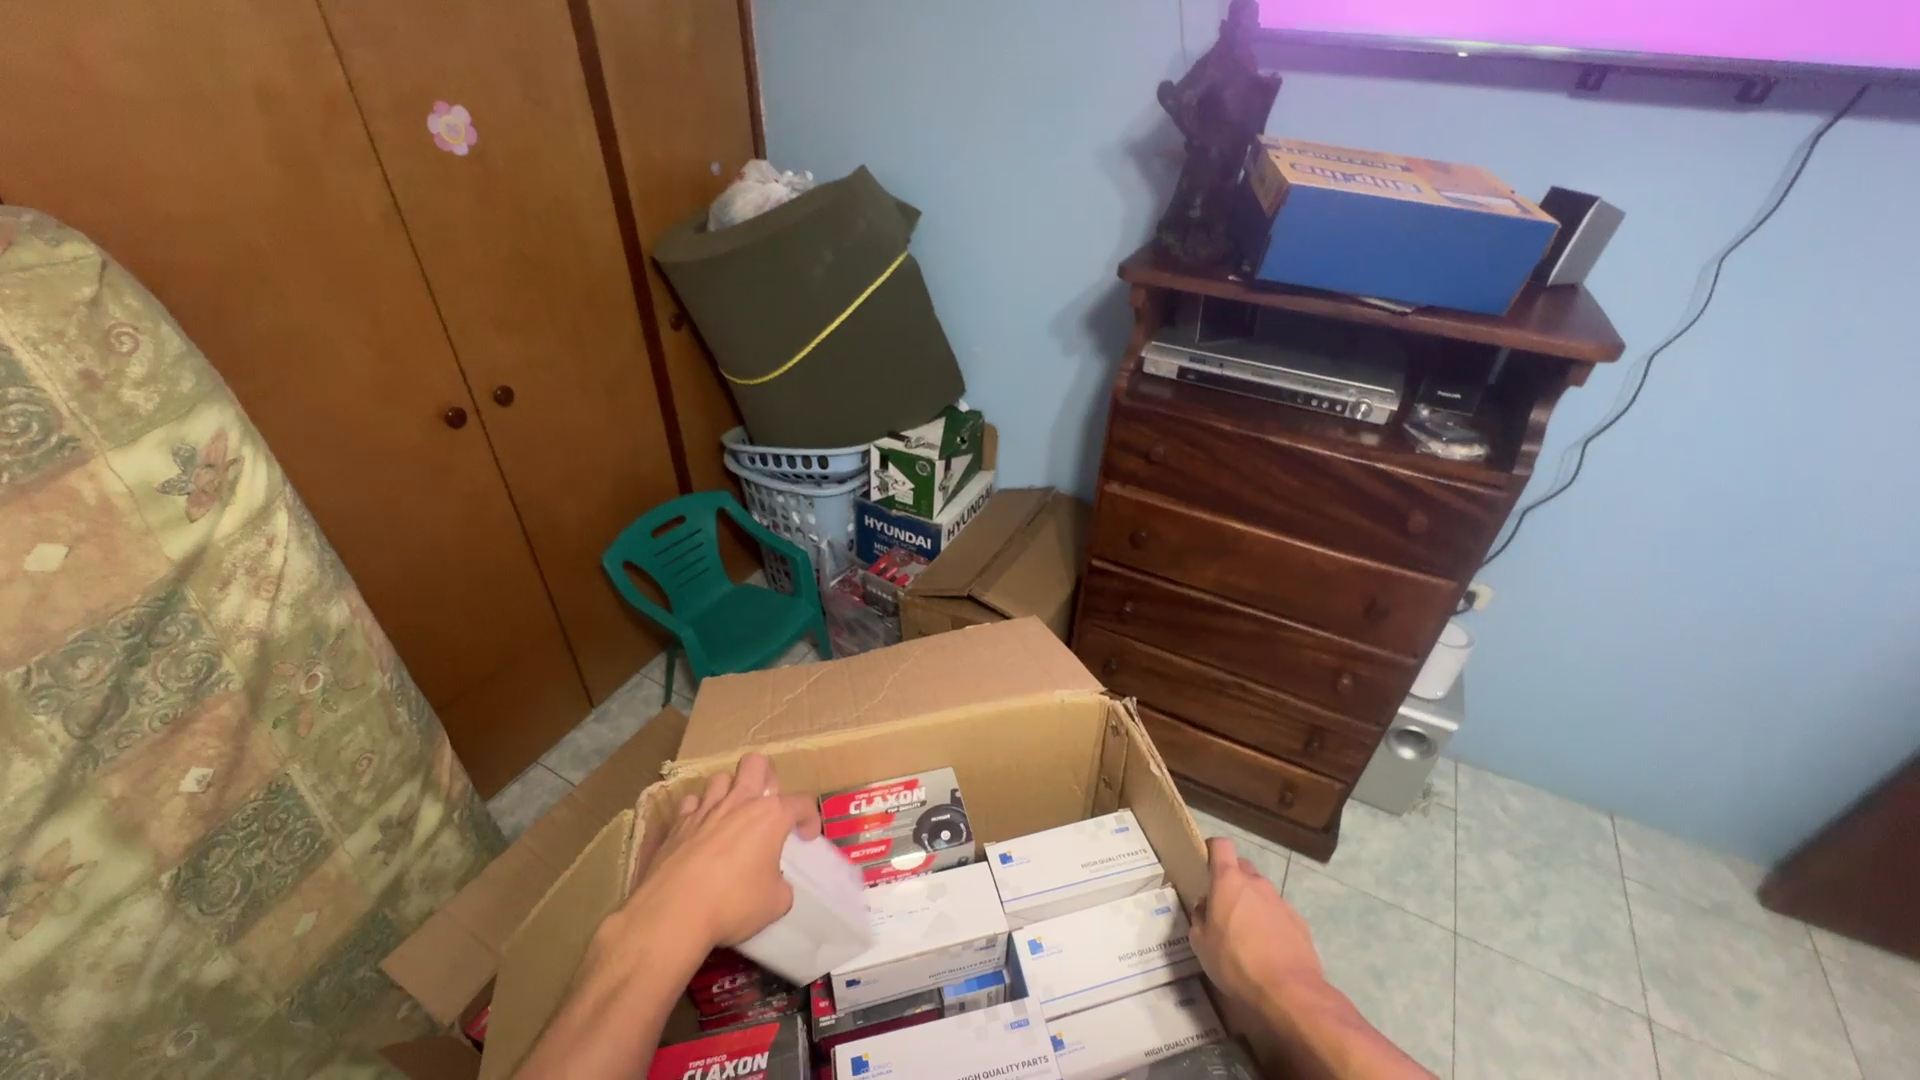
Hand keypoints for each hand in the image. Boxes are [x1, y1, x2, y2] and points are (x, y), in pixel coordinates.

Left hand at [622, 752, 821, 951]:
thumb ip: (781, 885)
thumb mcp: (775, 903)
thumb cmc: (733, 904)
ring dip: (730, 792)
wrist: (672, 913)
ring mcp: (705, 809)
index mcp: (771, 816)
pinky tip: (700, 830)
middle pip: (756, 763)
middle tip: (767, 807)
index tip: (806, 837)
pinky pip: (691, 803)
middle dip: (766, 779)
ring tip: (732, 816)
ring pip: (721, 777)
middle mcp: (739, 802)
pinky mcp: (676, 824)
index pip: (802, 802)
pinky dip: (698, 812)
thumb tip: (774, 884)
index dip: (810, 819)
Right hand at [1190, 836, 1322, 1008]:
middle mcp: (1256, 884)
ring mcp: (1280, 901)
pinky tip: (1268, 948)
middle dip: (1232, 880)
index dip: (1212, 850)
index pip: (1221, 845)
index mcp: (1228, 882)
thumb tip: (1206, 908)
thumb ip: (1200, 918)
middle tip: (1224, 906)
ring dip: (1252, 903)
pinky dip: (1271, 922)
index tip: (1206, 865)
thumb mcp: (1201, 943)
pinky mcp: (1299, 921)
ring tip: (1247, 934)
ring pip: (1261, 892)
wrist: (1288, 991)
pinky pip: (1278, 912)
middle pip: (1242, 867)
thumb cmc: (1235, 963)